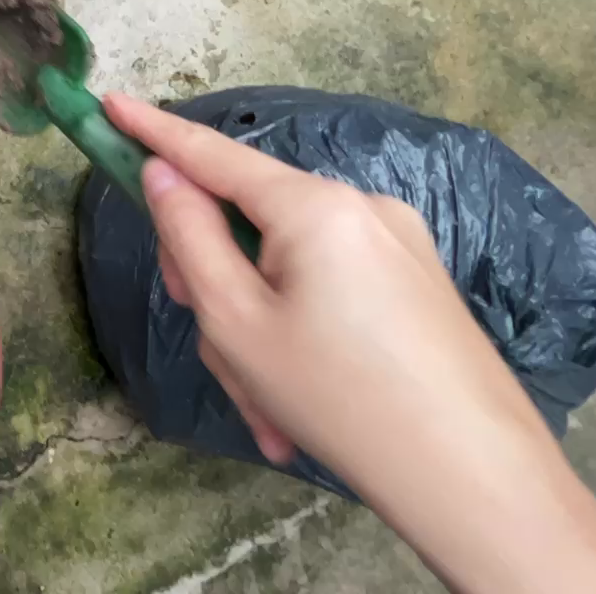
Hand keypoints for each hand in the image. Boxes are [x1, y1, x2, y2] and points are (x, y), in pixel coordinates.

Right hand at [104, 94, 595, 593]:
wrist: (486, 494)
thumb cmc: (338, 397)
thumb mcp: (232, 316)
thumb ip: (185, 232)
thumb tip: (161, 174)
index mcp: (314, 207)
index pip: (210, 153)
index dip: (151, 127)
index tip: (108, 101)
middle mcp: (360, 208)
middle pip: (243, 216)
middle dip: (209, 271)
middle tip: (207, 333)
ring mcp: (395, 243)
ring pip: (277, 259)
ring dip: (249, 316)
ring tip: (260, 394)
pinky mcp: (413, 280)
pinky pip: (319, 282)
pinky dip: (289, 324)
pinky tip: (292, 392)